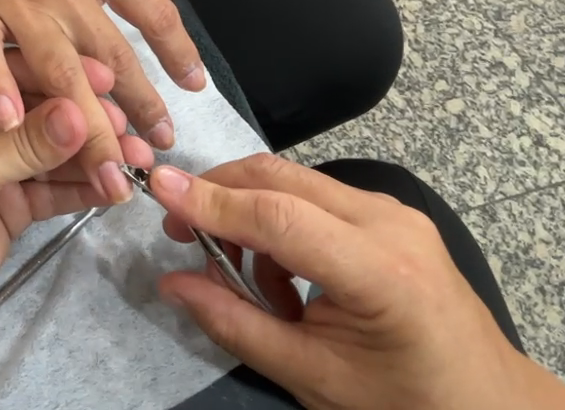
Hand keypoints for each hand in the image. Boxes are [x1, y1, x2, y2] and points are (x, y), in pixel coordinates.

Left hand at [0, 54, 156, 347]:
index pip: (16, 72)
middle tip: (132, 131)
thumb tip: (82, 112)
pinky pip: (52, 189)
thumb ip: (27, 142)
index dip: (61, 74)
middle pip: (41, 112)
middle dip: (86, 121)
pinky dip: (82, 189)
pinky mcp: (11, 204)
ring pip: (53, 153)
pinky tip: (115, 190)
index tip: (110, 82)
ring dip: (92, 158)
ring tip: (136, 163)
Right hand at [146, 156, 564, 409]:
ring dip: (248, 212)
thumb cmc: (409, 406)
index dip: (210, 201)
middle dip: (218, 194)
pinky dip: (278, 222)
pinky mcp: (387, 212)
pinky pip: (311, 196)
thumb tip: (168, 283)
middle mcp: (387, 222)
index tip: (155, 188)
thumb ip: (236, 325)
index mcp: (380, 273)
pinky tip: (283, 277)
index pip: (278, 216)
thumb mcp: (315, 380)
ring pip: (290, 180)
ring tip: (243, 279)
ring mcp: (392, 210)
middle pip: (278, 178)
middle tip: (180, 233)